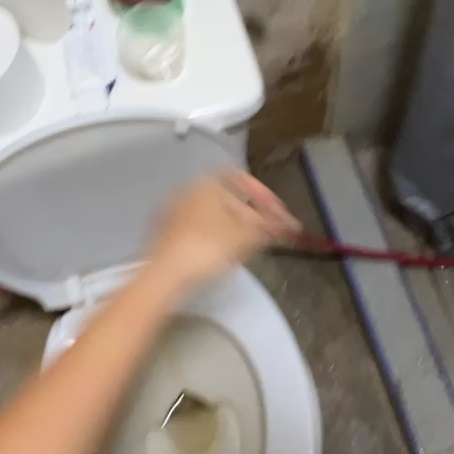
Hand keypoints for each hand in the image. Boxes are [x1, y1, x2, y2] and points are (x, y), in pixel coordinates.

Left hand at [144, 171, 300, 292]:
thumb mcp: (246, 236)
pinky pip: (199, 227)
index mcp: (207, 183)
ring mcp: (174, 211)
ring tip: (249, 246)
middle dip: (252, 214)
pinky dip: (217, 236)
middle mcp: (189, 190)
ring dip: (235, 226)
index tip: (278, 213)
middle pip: (228, 197)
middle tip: (268, 233)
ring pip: (213, 213)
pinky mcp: (167, 233)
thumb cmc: (207, 248)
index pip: (242, 178)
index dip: (264, 194)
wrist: (163, 275)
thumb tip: (290, 223)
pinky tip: (223, 254)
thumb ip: (270, 225)